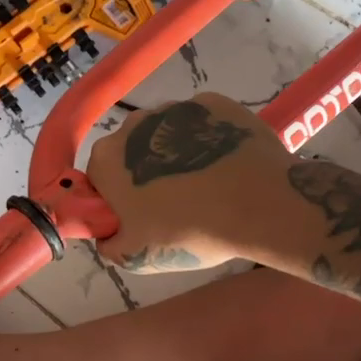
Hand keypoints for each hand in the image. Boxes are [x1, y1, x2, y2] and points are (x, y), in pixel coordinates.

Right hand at [85, 93, 290, 271]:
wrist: (262, 205)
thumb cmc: (189, 231)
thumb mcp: (137, 256)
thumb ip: (109, 243)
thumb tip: (107, 235)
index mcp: (106, 158)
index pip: (98, 177)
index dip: (116, 198)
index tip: (138, 217)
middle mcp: (133, 123)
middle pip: (132, 150)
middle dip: (144, 171)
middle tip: (174, 204)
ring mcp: (175, 108)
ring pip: (167, 134)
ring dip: (177, 154)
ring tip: (208, 185)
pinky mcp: (214, 103)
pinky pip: (203, 123)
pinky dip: (210, 140)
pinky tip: (228, 165)